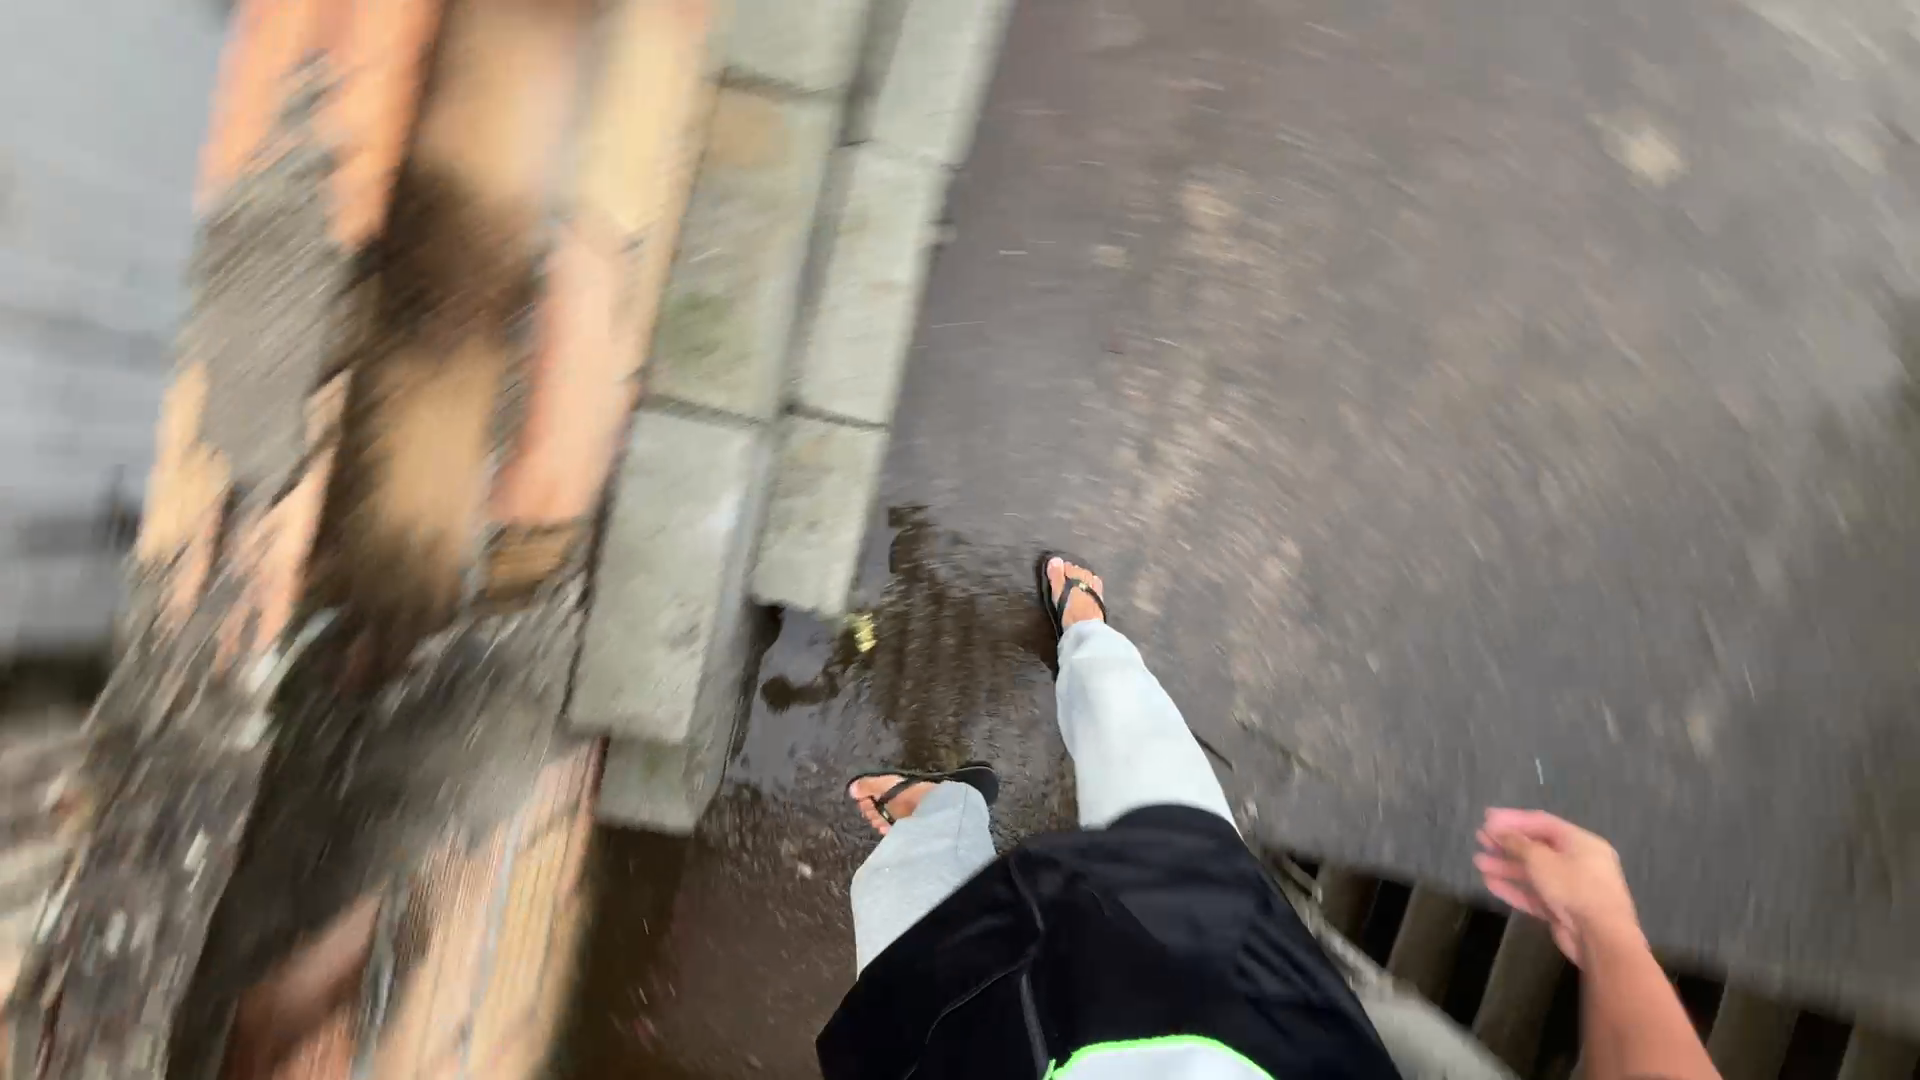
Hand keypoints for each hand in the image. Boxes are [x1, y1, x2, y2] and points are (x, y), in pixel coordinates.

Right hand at [1474, 808, 1642, 966]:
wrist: (1601, 938)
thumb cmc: (1573, 886)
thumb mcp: (1539, 858)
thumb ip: (1515, 841)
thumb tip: (1497, 830)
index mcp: (1582, 844)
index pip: (1542, 822)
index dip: (1512, 818)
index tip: (1486, 818)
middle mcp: (1579, 862)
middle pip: (1536, 847)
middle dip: (1506, 843)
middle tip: (1480, 838)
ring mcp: (1572, 887)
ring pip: (1533, 871)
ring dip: (1505, 865)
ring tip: (1479, 863)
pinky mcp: (1564, 909)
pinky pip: (1535, 893)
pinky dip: (1514, 887)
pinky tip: (1489, 883)